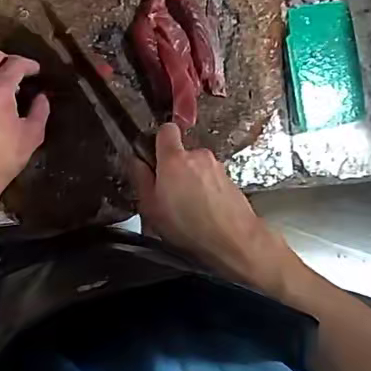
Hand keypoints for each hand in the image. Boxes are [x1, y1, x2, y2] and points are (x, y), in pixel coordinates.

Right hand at [127, 123, 296, 293]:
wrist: (234, 240)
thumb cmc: (192, 228)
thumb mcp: (151, 208)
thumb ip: (141, 179)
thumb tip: (136, 164)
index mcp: (174, 160)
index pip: (166, 130)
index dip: (158, 141)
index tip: (154, 155)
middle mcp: (198, 157)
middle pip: (181, 153)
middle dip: (174, 169)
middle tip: (167, 193)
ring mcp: (216, 167)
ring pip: (197, 168)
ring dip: (191, 181)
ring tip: (187, 208)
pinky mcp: (229, 179)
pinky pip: (211, 179)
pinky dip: (206, 191)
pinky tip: (202, 212)